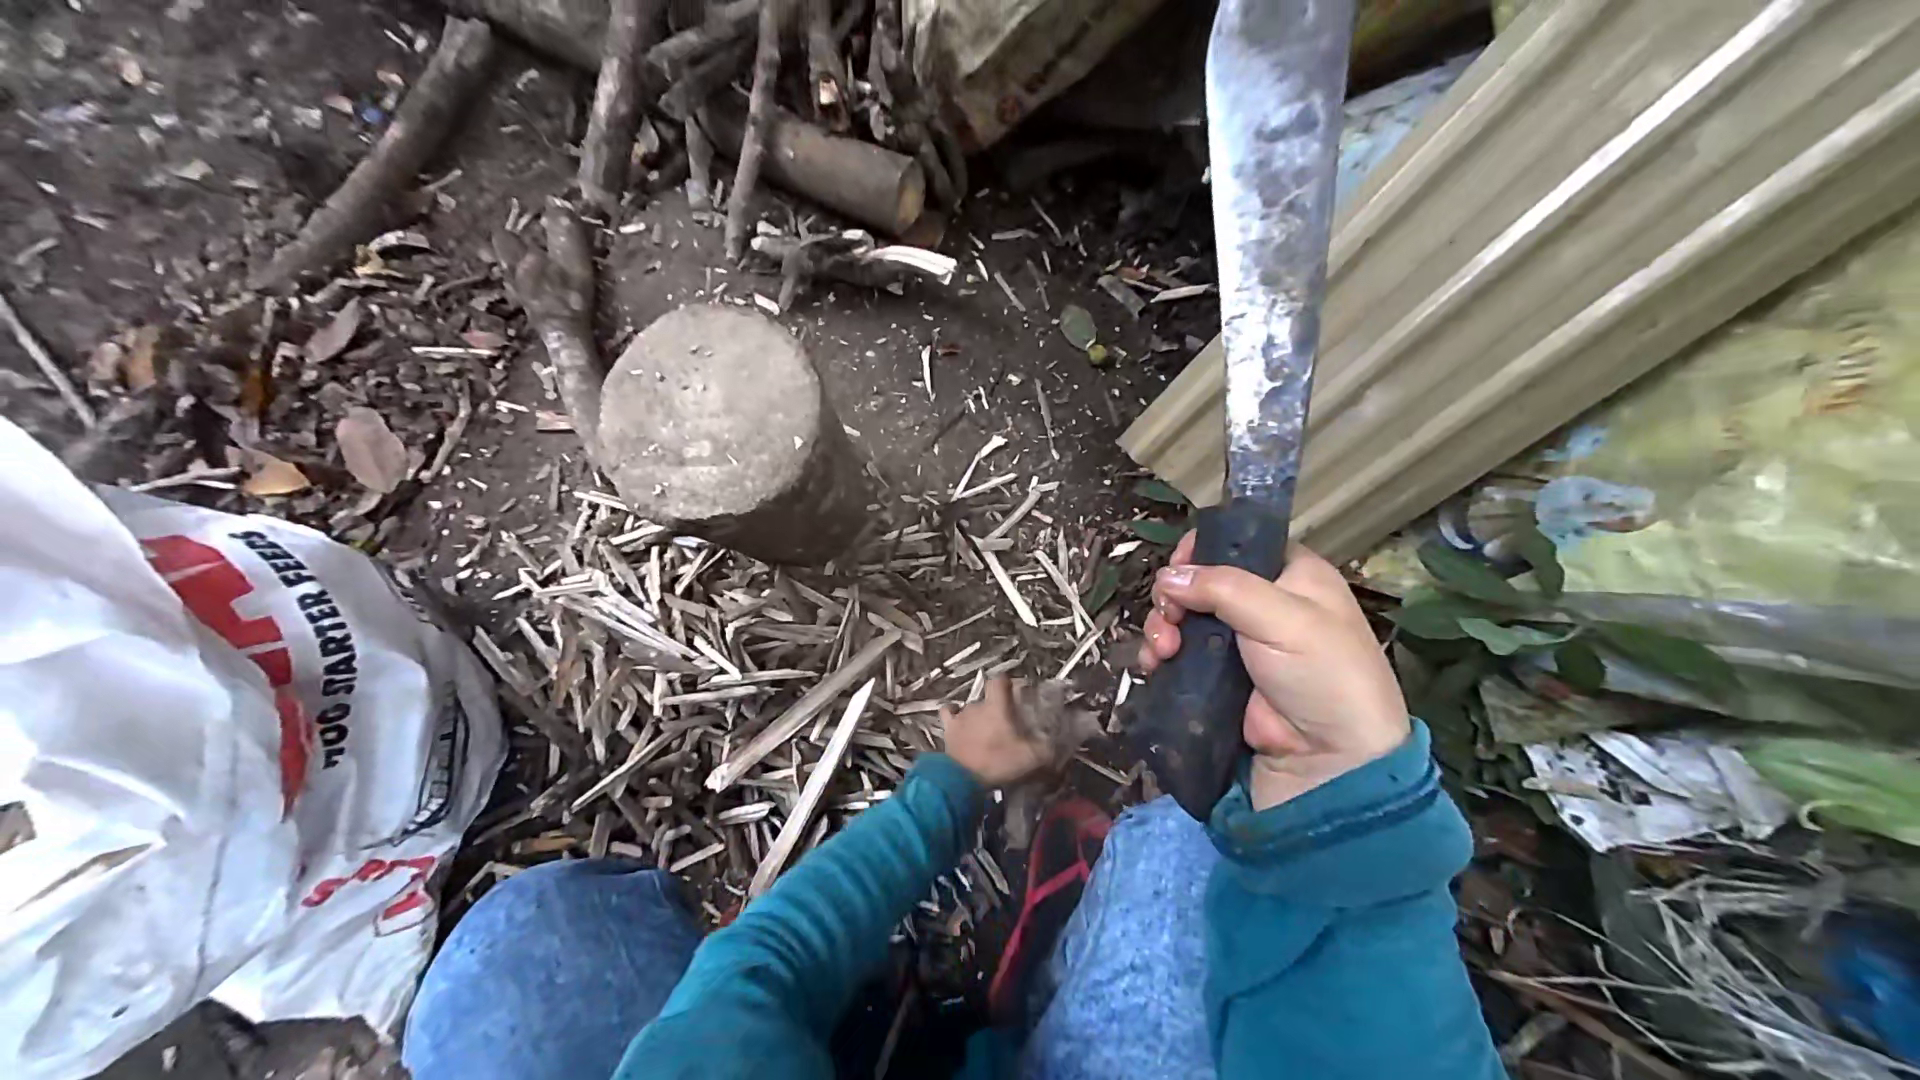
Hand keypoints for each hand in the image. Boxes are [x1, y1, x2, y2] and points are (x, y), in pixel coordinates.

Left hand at [940, 677, 1053, 787]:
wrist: (962, 780)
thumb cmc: (998, 762)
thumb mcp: (1032, 758)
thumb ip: (1048, 749)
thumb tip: (1057, 746)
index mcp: (996, 705)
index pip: (1000, 680)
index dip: (1008, 682)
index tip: (1017, 691)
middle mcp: (976, 705)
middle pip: (987, 698)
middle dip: (997, 706)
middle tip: (1007, 723)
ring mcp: (959, 716)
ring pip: (971, 708)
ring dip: (979, 716)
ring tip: (987, 731)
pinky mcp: (948, 729)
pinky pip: (949, 713)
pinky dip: (955, 715)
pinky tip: (961, 723)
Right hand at [1138, 533, 1409, 810]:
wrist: (1329, 759)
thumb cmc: (1321, 673)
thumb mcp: (1283, 617)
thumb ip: (1223, 587)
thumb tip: (1166, 577)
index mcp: (1291, 575)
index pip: (1237, 543)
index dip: (1203, 549)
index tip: (1179, 566)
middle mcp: (1261, 602)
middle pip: (1199, 580)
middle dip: (1174, 595)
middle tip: (1170, 616)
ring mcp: (1235, 641)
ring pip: (1182, 615)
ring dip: (1162, 626)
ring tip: (1162, 649)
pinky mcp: (1215, 674)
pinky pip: (1176, 652)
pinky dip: (1160, 654)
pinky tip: (1155, 665)